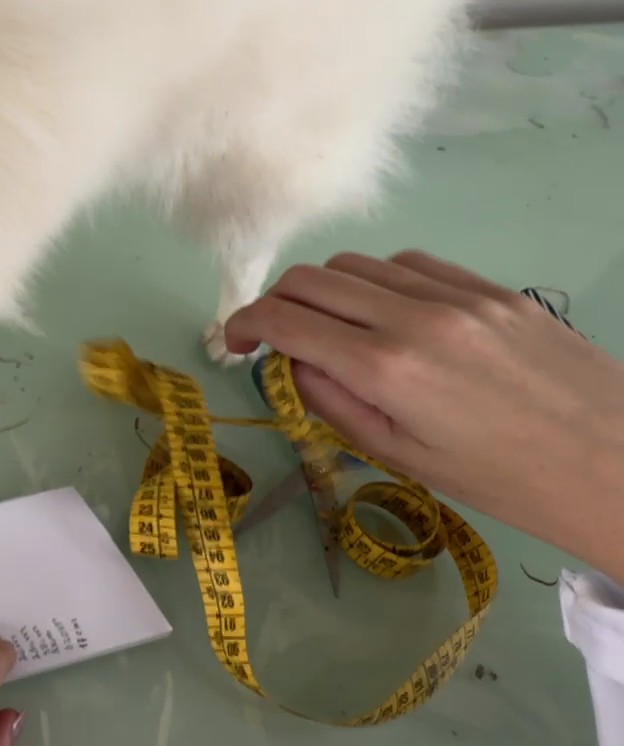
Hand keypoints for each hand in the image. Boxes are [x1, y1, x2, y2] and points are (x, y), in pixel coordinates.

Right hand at [224, 250, 623, 581]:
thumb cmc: (508, 482)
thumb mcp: (400, 455)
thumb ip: (329, 400)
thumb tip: (291, 362)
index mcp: (385, 368)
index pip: (280, 318)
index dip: (240, 325)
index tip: (236, 344)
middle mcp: (416, 319)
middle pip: (306, 280)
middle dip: (273, 304)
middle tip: (277, 336)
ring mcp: (461, 298)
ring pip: (352, 264)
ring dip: (324, 291)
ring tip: (337, 325)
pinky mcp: (496, 292)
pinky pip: (410, 263)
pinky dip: (378, 281)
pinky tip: (390, 313)